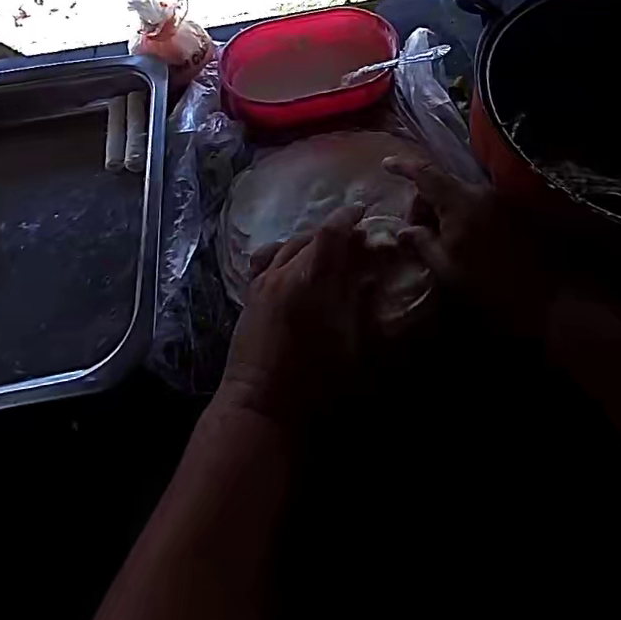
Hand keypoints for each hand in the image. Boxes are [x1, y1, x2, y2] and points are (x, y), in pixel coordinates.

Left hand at [217, 203, 382, 426]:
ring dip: (307, 243)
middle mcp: (282, 273)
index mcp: (311, 280)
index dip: (347, 217)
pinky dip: (282, 255)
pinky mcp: (249, 298)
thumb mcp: (354, 348)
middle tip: (353, 241)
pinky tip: (290, 268)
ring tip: (324, 252)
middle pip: (308, 238)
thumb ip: (363, 306)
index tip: (362, 212)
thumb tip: (371, 278)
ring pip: (285, 247)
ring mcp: (261, 284)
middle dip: (332, 234)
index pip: (330, 233)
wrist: (262, 408)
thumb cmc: (317, 386)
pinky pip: (265, 262)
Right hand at [384, 156, 555, 334]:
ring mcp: (499, 201)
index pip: (426, 173)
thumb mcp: (445, 266)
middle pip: (442, 184)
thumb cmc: (489, 283)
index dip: (404, 167)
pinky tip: (461, 238)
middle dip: (423, 201)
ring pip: (460, 194)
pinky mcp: (513, 212)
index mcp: (459, 202)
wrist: (548, 297)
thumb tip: (403, 230)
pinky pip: (477, 203)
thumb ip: (420, 242)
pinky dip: (462, 213)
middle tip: (415, 230)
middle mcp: (480, 193)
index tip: (386, 165)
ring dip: (444, 209)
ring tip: (438, 237)